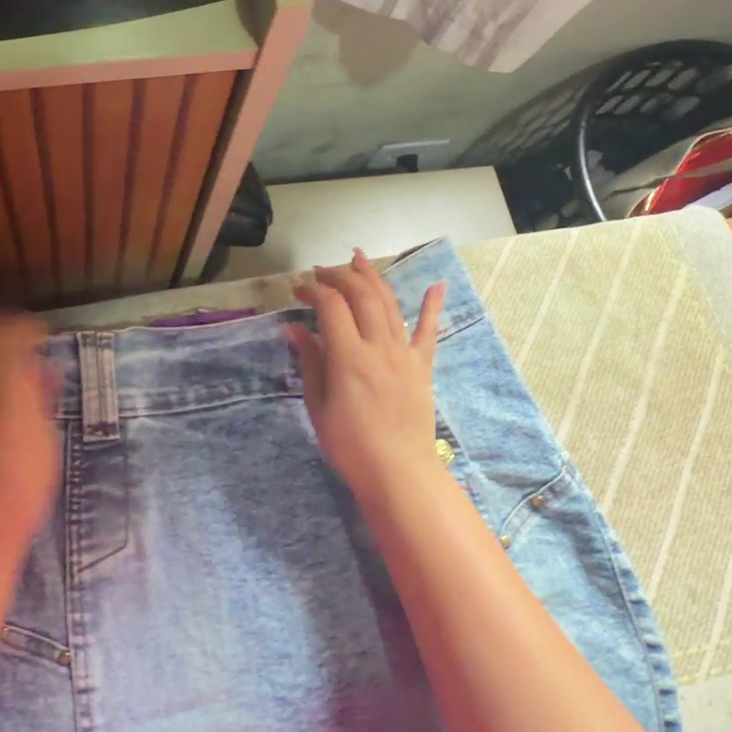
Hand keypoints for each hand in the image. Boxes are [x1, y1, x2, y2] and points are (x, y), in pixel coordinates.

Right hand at [287, 250, 447, 502]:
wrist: (399, 473)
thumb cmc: (349, 445)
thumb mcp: (318, 405)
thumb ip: (310, 362)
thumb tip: (294, 330)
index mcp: (349, 357)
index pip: (331, 306)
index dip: (313, 290)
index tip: (297, 290)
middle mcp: (379, 347)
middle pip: (361, 295)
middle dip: (339, 276)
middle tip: (320, 273)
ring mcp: (404, 355)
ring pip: (390, 304)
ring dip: (373, 277)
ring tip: (358, 258)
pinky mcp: (422, 367)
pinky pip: (428, 331)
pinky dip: (432, 306)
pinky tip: (437, 285)